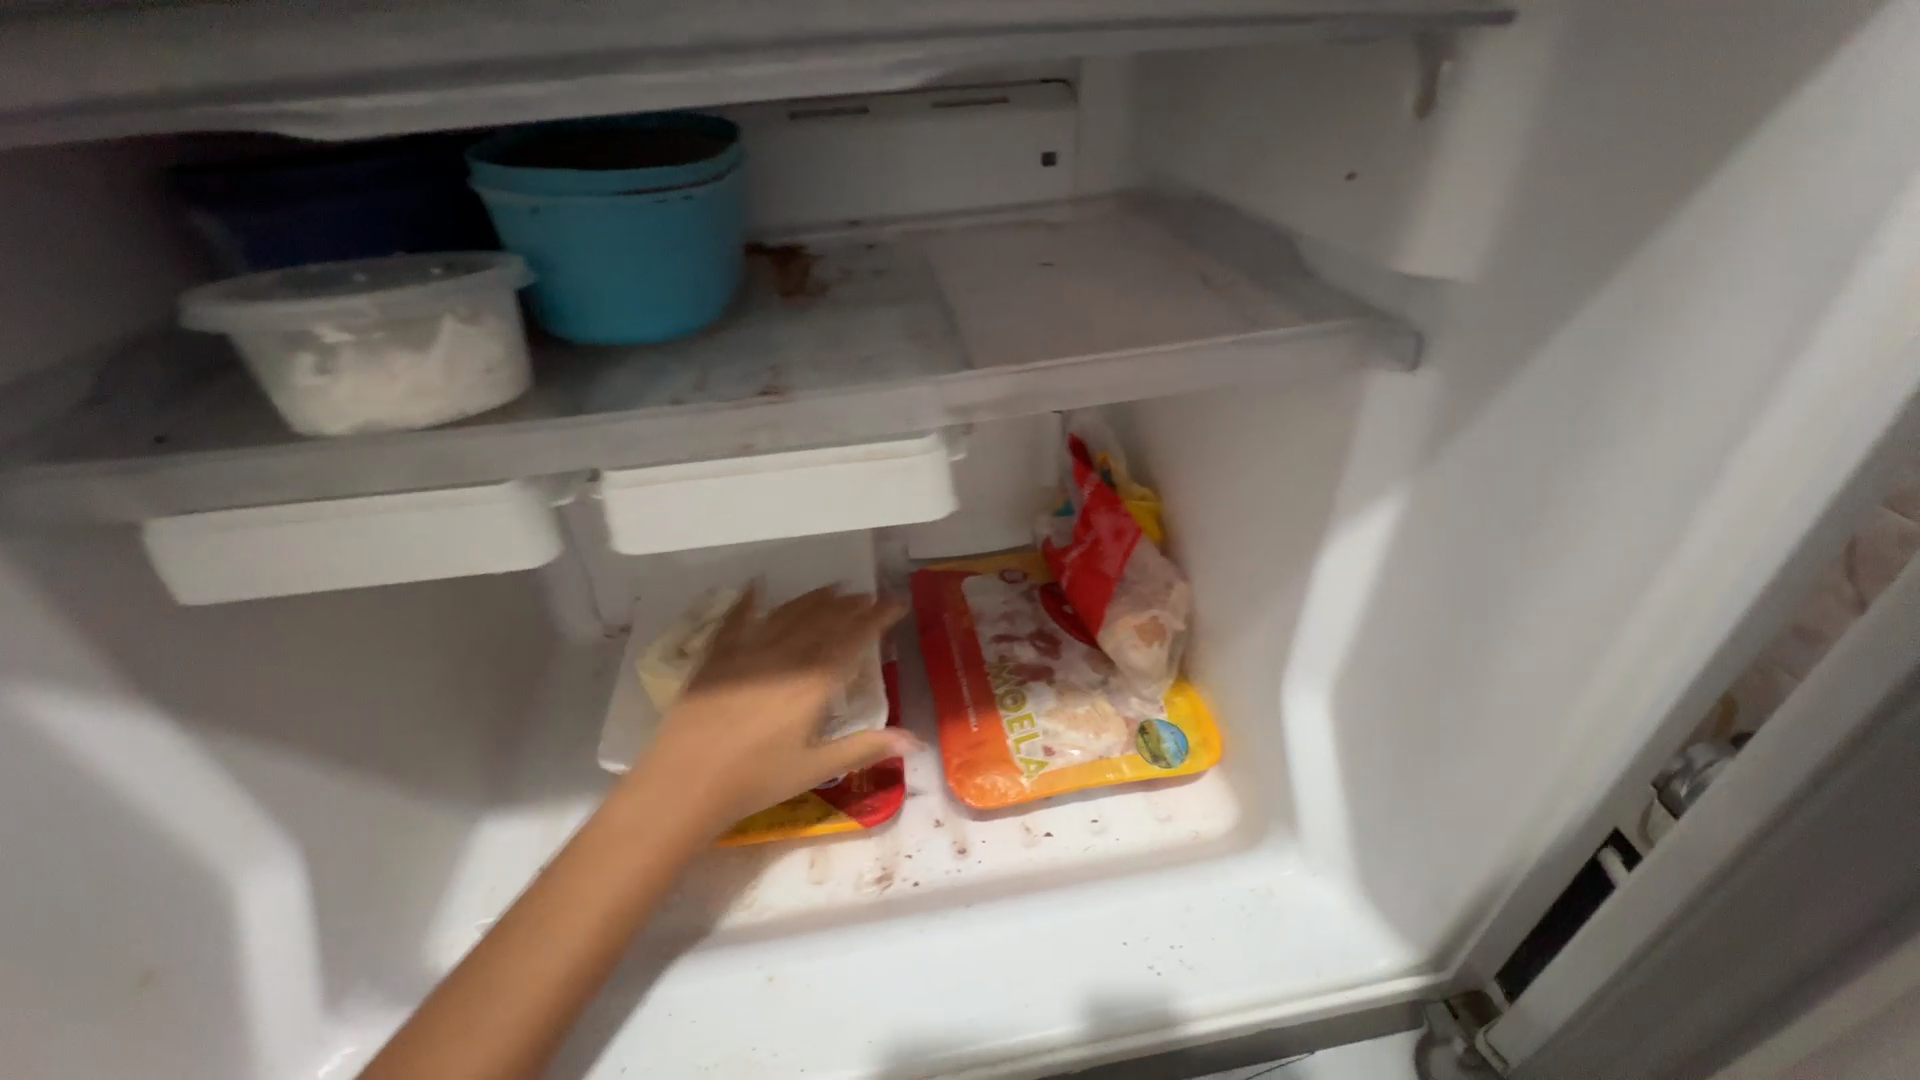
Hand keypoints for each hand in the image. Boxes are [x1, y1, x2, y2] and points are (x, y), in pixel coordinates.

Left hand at [628, 585, 914, 832]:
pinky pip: (736, 619)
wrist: (684, 783)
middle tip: (867, 596)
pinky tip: (757, 586)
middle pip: (822, 621)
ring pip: (787, 614)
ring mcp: (747, 653)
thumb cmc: (756, 781)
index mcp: (813, 684)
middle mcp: (784, 658)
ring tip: (832, 589)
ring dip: (813, 599)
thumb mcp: (816, 768)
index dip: (876, 618)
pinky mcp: (715, 658)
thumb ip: (866, 748)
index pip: (852, 639)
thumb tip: (917, 742)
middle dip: (849, 605)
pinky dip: (749, 601)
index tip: (894, 604)